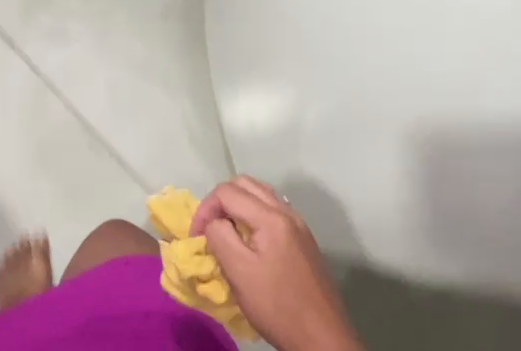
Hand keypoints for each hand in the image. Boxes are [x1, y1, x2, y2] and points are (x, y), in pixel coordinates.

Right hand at [192, 176, 359, 350]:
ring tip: (227, 231)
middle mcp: (288, 213)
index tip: (196, 237)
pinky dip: (254, 215)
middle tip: (210, 227)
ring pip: (261, 195)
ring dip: (238, 205)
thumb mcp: (239, 272)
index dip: (205, 209)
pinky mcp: (304, 241)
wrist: (323, 340)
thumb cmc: (277, 307)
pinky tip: (250, 241)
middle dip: (220, 200)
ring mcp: (299, 226)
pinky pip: (273, 211)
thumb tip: (213, 222)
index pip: (227, 192)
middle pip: (245, 184)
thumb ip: (220, 236)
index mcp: (271, 218)